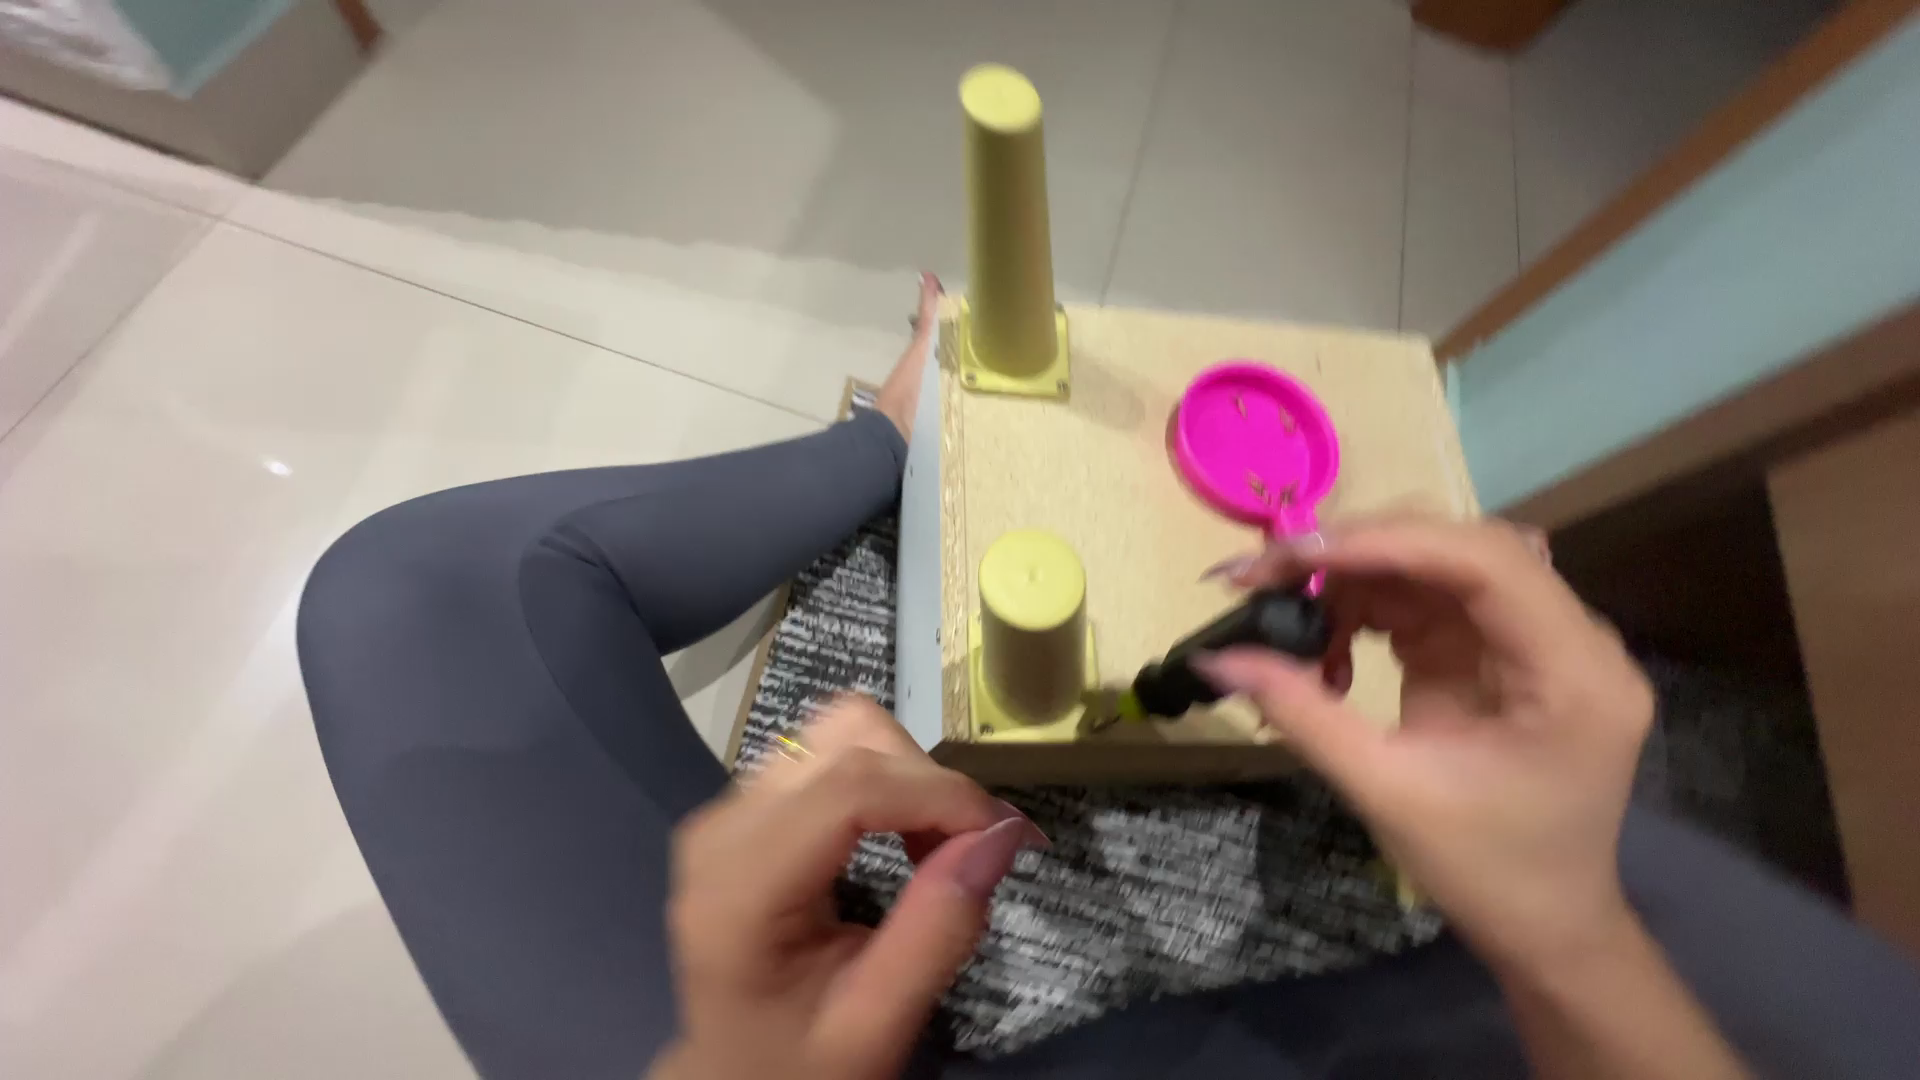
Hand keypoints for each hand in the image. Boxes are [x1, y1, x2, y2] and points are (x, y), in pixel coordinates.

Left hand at [651, 698, 1046, 1079]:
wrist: (733, 1077)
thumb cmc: (799, 1065)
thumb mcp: (877, 1025)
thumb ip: (939, 929)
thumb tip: (1004, 832)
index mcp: (741, 884)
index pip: (850, 788)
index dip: (939, 793)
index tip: (1005, 832)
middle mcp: (726, 822)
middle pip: (848, 738)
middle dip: (926, 780)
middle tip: (968, 850)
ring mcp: (732, 803)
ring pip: (844, 728)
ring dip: (907, 772)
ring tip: (932, 842)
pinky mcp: (750, 800)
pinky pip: (833, 750)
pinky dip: (886, 776)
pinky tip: (899, 832)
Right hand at [1194, 516, 1653, 968]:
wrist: (1541, 920)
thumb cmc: (1485, 867)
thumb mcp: (1383, 789)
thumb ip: (1299, 712)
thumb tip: (1213, 657)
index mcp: (1571, 672)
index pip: (1483, 562)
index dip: (1384, 542)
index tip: (1293, 555)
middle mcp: (1562, 636)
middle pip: (1451, 546)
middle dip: (1353, 549)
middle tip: (1265, 570)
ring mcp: (1523, 636)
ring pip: (1424, 562)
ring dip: (1346, 576)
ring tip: (1280, 606)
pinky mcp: (1485, 645)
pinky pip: (1413, 596)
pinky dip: (1356, 607)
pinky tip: (1323, 644)